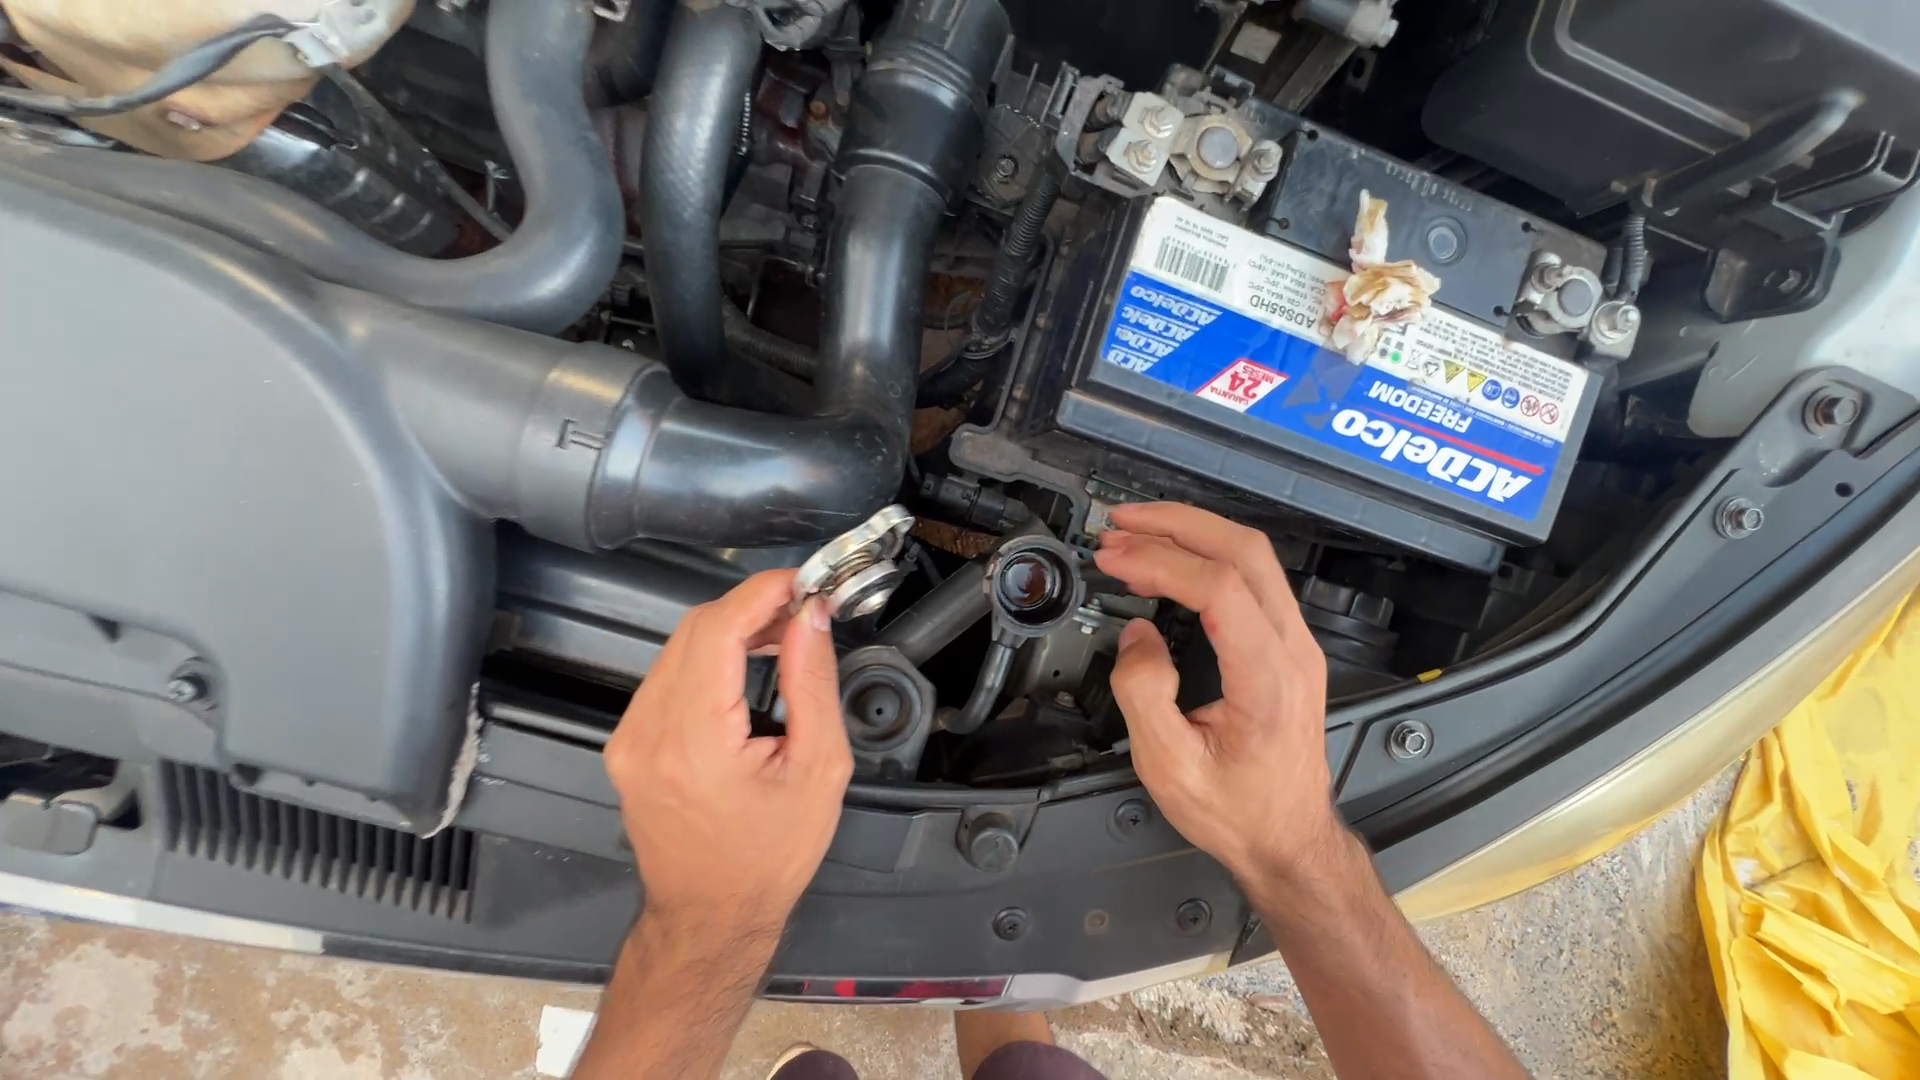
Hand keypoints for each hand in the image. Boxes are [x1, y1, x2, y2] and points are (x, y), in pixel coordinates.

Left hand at [603, 570, 852, 937]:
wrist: (711, 916)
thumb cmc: (772, 854)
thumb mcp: (818, 768)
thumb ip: (812, 683)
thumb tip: (811, 617)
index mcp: (694, 742)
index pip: (716, 631)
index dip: (761, 593)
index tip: (803, 583)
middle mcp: (646, 733)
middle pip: (693, 629)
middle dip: (751, 606)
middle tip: (802, 611)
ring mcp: (628, 738)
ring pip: (678, 646)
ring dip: (731, 628)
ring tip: (783, 637)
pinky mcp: (627, 743)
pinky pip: (668, 674)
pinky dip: (710, 655)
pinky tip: (747, 665)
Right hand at [1094, 503, 1340, 888]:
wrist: (1289, 839)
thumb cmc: (1237, 812)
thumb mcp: (1170, 767)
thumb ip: (1144, 693)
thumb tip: (1138, 634)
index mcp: (1267, 679)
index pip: (1219, 586)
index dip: (1160, 560)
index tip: (1113, 558)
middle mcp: (1292, 650)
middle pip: (1244, 551)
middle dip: (1176, 524)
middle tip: (1120, 523)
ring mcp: (1296, 643)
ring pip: (1252, 555)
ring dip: (1191, 532)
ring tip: (1136, 531)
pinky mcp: (1287, 644)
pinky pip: (1251, 576)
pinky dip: (1204, 554)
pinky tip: (1169, 560)